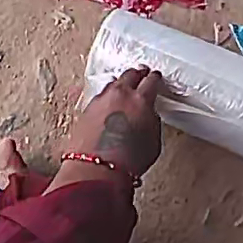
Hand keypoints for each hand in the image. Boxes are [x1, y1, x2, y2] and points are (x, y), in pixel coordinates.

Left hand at [53, 66, 162, 191]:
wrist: (97, 169)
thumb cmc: (126, 160)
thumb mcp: (153, 141)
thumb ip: (151, 120)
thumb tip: (148, 115)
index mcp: (141, 100)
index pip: (152, 81)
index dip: (155, 78)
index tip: (156, 77)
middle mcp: (120, 95)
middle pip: (130, 75)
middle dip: (138, 73)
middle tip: (142, 73)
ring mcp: (101, 100)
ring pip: (113, 83)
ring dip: (120, 83)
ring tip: (124, 86)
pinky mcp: (86, 109)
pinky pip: (100, 96)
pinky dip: (106, 97)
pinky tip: (108, 103)